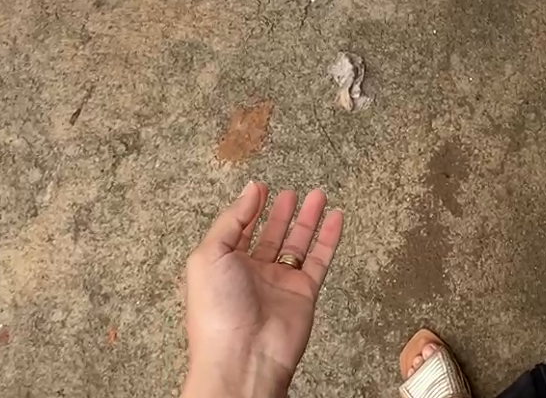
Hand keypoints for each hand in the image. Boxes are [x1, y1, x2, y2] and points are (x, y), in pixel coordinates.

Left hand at [182, 183, 344, 397]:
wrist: (243, 357)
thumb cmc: (217, 312)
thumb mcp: (210, 256)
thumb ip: (232, 219)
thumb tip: (250, 189)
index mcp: (225, 267)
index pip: (239, 230)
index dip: (250, 208)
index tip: (262, 187)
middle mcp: (253, 274)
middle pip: (271, 236)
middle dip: (280, 213)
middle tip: (291, 192)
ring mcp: (280, 283)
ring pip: (298, 243)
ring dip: (308, 219)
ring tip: (317, 194)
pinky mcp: (304, 292)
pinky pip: (320, 258)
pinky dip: (330, 237)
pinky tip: (336, 216)